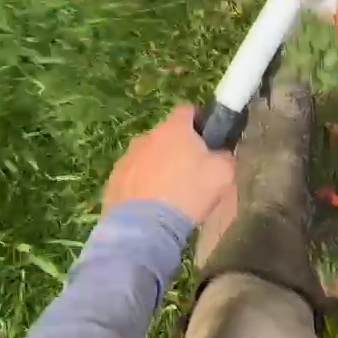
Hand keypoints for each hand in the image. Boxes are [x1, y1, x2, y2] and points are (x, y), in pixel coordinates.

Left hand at [101, 106, 235, 223]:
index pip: (187, 110)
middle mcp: (147, 136)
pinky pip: (132, 176)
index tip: (207, 138)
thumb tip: (221, 153)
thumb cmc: (188, 193)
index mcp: (174, 129)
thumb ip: (225, 155)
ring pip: (147, 155)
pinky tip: (150, 205)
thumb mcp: (223, 173)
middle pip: (166, 134)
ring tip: (168, 192)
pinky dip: (141, 184)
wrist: (144, 228)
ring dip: (157, 166)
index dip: (199, 121)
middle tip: (190, 170)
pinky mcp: (113, 180)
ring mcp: (126, 158)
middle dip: (177, 147)